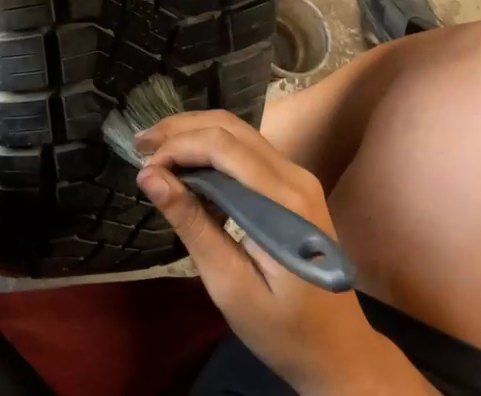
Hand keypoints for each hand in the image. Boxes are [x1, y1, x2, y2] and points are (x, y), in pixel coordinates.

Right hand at [136, 111, 380, 395]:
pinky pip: (246, 150)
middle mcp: (295, 176)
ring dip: (193, 134)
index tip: (143, 167)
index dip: (177, 146)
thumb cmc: (285, 330)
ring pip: (237, 132)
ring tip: (154, 148)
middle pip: (229, 127)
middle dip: (180, 129)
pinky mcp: (293, 186)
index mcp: (283, 201)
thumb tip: (149, 175)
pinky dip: (210, 148)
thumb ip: (192, 225)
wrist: (341, 353)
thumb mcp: (230, 285)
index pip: (221, 145)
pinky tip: (185, 165)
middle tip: (139, 144)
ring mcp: (297, 178)